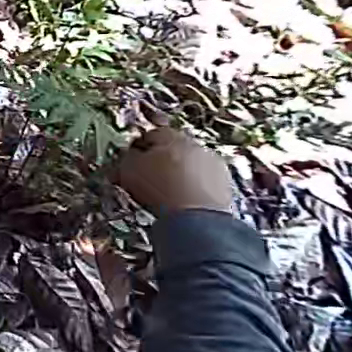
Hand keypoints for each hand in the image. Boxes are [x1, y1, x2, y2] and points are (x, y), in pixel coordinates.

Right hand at [114, 127, 234, 214]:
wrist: (196, 217)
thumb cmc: (159, 188)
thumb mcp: (127, 169)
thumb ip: (125, 157)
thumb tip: (127, 156)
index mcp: (171, 136)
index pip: (149, 135)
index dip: (136, 148)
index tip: (129, 160)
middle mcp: (196, 146)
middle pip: (172, 149)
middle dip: (159, 160)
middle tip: (145, 175)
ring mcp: (214, 165)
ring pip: (189, 166)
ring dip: (177, 175)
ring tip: (163, 191)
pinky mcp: (225, 185)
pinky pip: (202, 182)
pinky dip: (191, 188)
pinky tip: (179, 200)